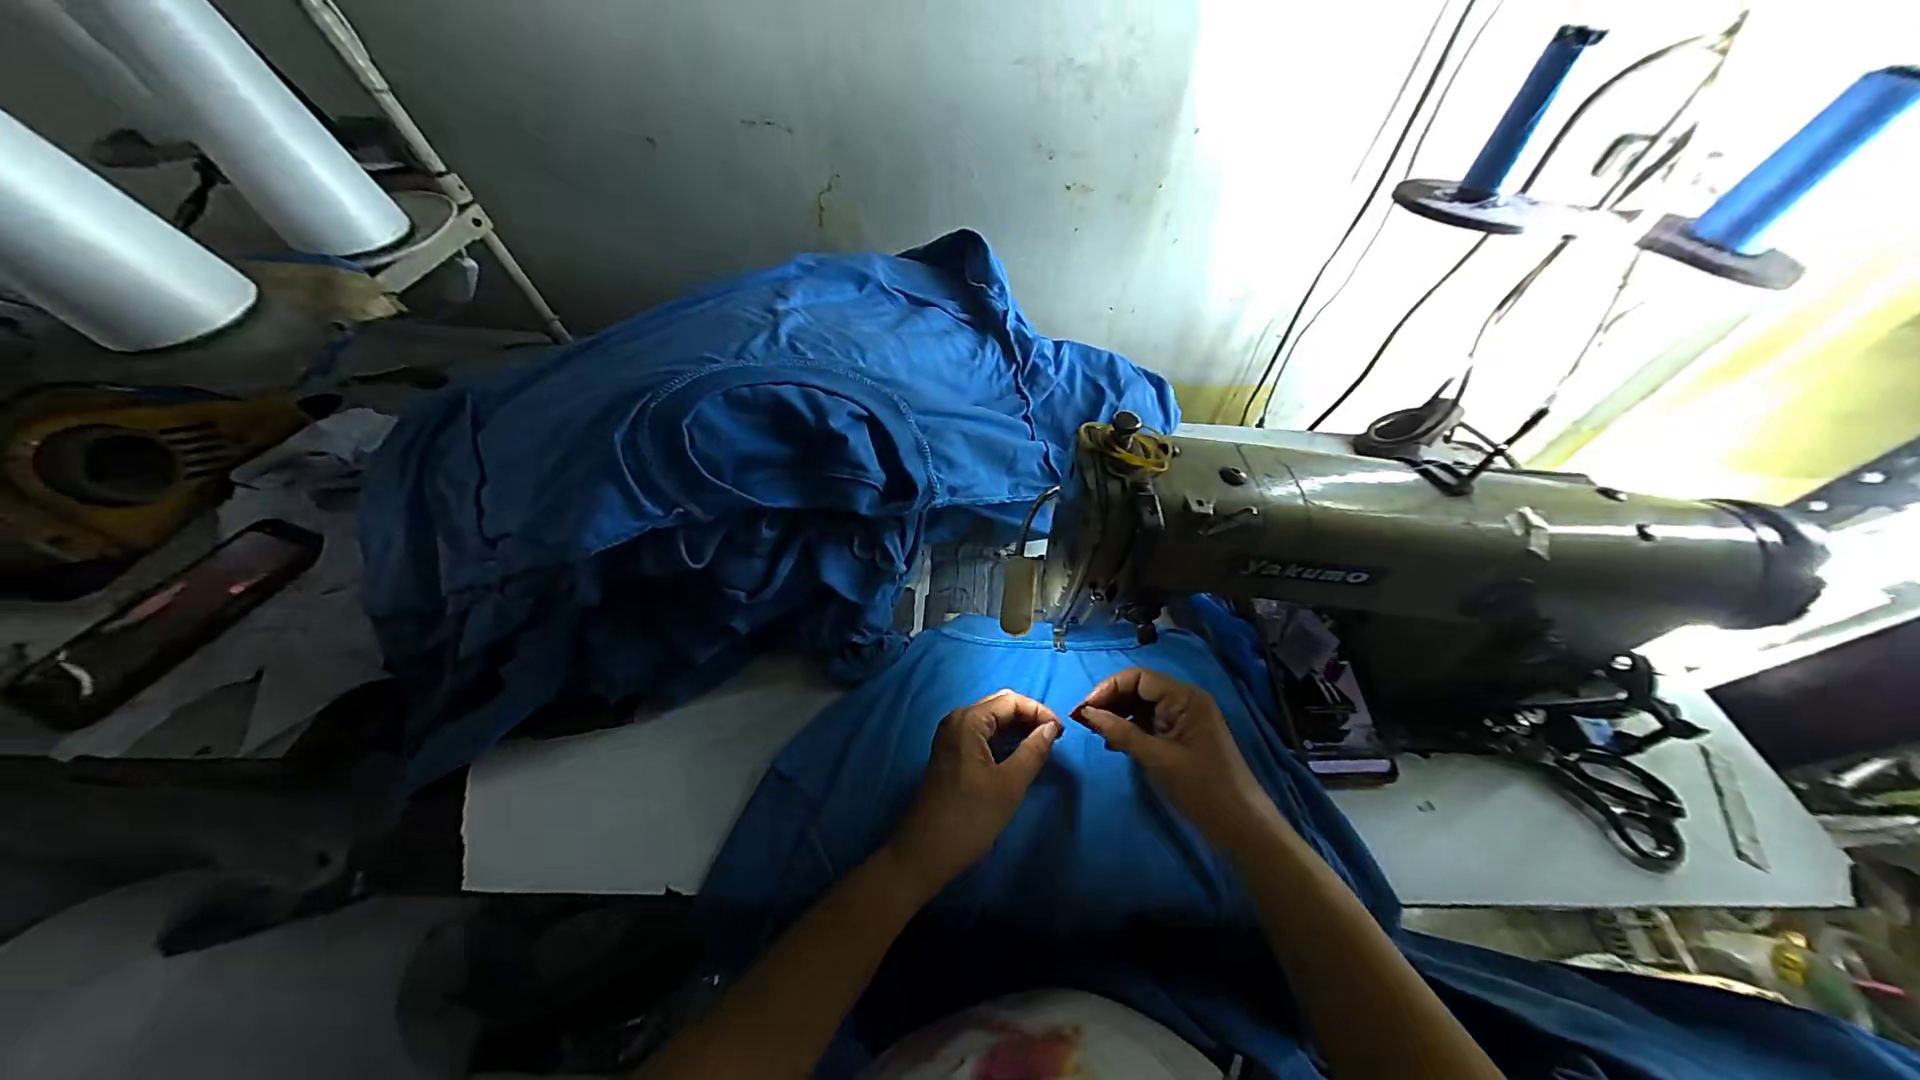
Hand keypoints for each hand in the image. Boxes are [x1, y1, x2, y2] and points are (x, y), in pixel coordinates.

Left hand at [885, 689, 1061, 894]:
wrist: (926, 851)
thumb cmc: (970, 817)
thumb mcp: (1010, 784)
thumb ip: (1033, 751)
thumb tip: (1051, 727)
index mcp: (968, 721)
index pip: (1011, 701)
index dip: (1039, 711)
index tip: (1062, 732)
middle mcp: (956, 721)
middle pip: (999, 706)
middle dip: (1029, 717)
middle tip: (1054, 737)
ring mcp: (950, 737)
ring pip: (990, 720)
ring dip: (1017, 728)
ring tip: (1042, 746)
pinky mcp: (950, 753)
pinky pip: (981, 735)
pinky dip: (1002, 739)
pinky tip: (1019, 754)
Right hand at [1072, 668, 1279, 850]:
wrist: (1242, 826)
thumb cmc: (1202, 788)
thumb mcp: (1157, 758)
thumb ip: (1121, 732)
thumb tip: (1087, 713)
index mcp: (1186, 698)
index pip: (1139, 678)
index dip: (1108, 688)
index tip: (1084, 709)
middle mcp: (1185, 701)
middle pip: (1139, 688)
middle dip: (1110, 701)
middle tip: (1083, 721)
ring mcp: (1184, 719)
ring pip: (1142, 706)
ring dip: (1117, 715)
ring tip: (1095, 732)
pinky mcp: (1182, 736)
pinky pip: (1149, 723)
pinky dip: (1130, 729)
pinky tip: (1113, 743)